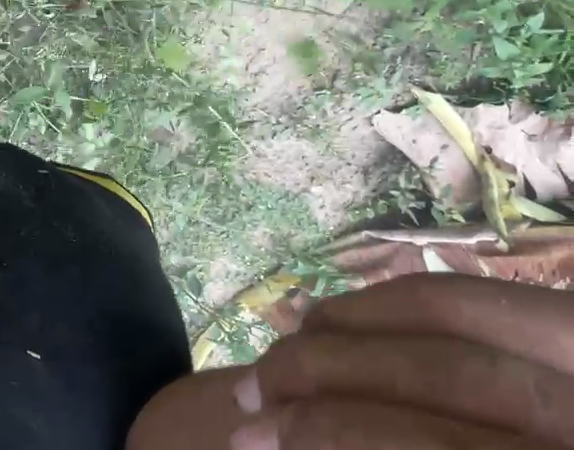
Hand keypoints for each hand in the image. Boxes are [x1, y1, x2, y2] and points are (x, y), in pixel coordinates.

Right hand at [128, 275, 573, 449]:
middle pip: (439, 370)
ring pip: (453, 308)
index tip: (246, 437)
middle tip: (251, 391)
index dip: (321, 432)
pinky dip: (399, 299)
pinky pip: (484, 295)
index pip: (427, 442)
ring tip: (286, 344)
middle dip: (318, 373)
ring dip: (345, 322)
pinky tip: (347, 318)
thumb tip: (293, 433)